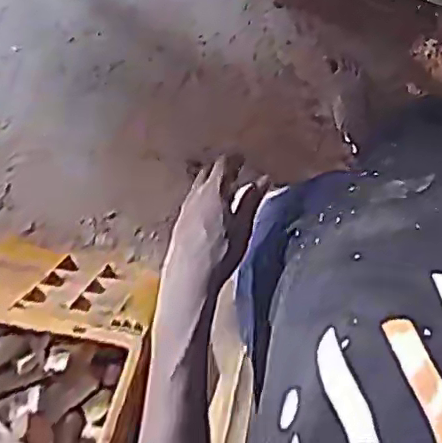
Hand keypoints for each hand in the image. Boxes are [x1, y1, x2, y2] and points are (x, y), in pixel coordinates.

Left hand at [158, 156, 265, 308]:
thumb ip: (252, 200)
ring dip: (211, 183)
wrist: (187, 283)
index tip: (244, 160)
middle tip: (236, 172)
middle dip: (222, 168)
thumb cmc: (221, 253)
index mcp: (214, 190)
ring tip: (224, 190)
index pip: (223, 163)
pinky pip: (192, 200)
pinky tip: (210, 210)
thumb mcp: (243, 227)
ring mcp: (184, 209)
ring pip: (198, 186)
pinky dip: (203, 196)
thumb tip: (263, 179)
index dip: (235, 159)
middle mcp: (196, 195)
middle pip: (208, 171)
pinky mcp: (178, 224)